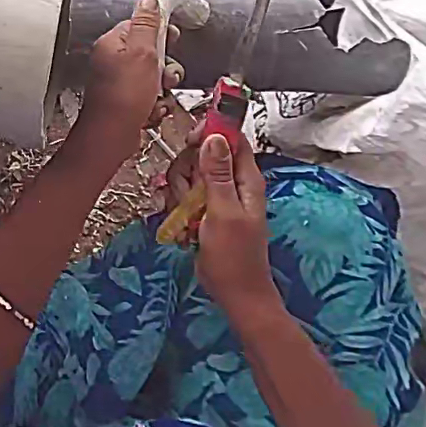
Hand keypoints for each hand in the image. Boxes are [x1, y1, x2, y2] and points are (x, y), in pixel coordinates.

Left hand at [79, 0, 173, 153]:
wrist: (112, 136)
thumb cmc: (123, 96)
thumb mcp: (142, 53)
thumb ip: (147, 25)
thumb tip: (150, 0)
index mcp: (112, 44)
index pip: (140, 25)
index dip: (160, 32)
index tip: (172, 39)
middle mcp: (112, 61)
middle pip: (150, 53)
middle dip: (164, 66)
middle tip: (164, 76)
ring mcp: (119, 83)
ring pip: (153, 78)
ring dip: (162, 88)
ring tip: (157, 97)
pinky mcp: (126, 102)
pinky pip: (150, 98)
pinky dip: (155, 105)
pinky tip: (150, 111)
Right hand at [191, 132, 279, 316]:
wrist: (235, 293)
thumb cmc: (234, 256)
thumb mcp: (223, 212)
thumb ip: (217, 174)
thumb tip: (214, 138)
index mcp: (246, 179)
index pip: (232, 139)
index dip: (212, 132)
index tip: (191, 141)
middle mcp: (233, 183)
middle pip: (205, 153)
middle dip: (189, 166)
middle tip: (188, 188)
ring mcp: (217, 196)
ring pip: (192, 172)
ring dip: (181, 186)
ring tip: (186, 209)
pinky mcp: (204, 209)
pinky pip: (186, 192)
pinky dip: (179, 201)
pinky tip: (180, 217)